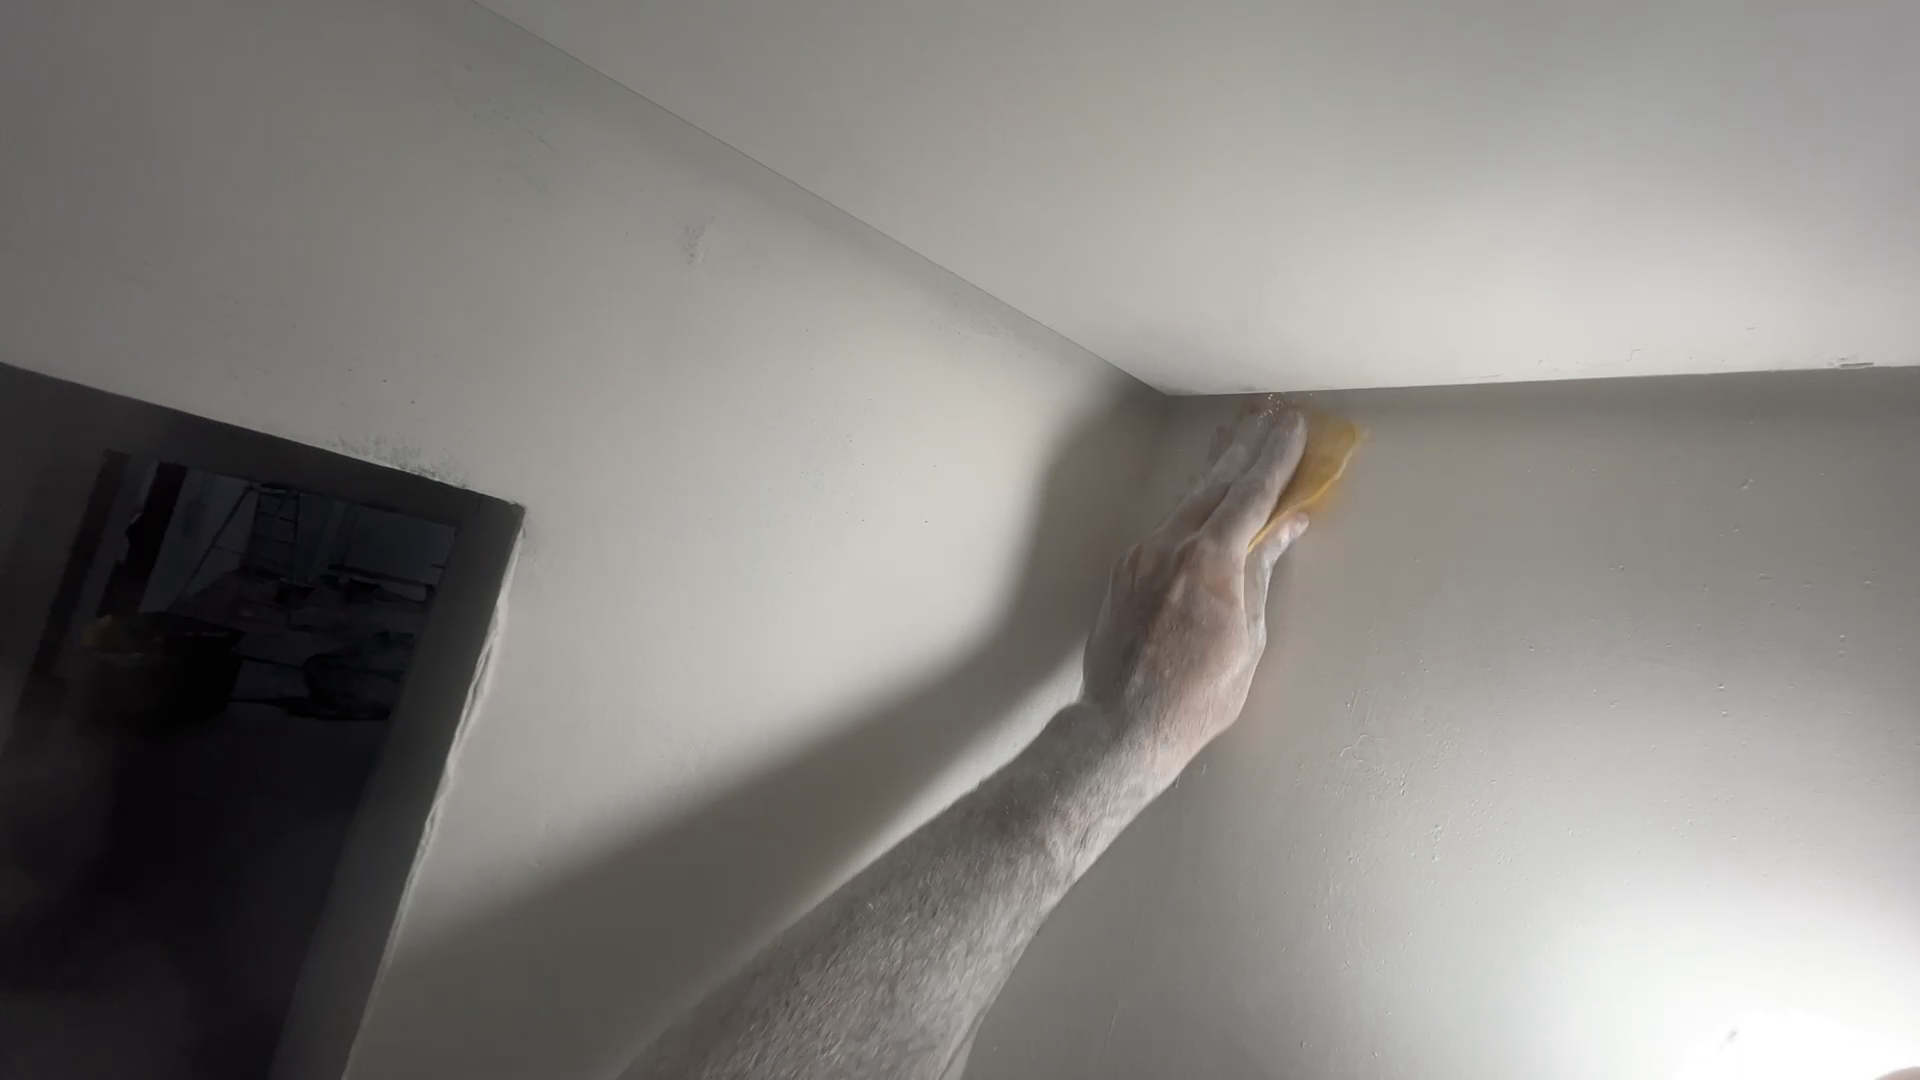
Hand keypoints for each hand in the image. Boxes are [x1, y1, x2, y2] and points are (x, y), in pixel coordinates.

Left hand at [1080, 401, 1308, 780]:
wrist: (1124, 721)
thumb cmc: (1198, 695)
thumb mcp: (1247, 638)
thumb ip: (1260, 573)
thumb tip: (1285, 525)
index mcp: (1209, 561)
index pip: (1250, 495)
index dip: (1275, 458)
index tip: (1294, 425)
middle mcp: (1169, 546)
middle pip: (1214, 483)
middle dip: (1245, 446)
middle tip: (1268, 411)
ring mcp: (1141, 555)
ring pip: (1185, 499)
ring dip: (1214, 467)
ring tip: (1234, 434)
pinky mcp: (1125, 568)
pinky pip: (1165, 524)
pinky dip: (1190, 502)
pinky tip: (1202, 492)